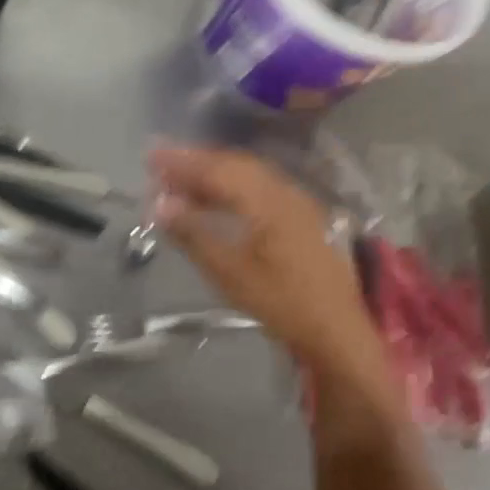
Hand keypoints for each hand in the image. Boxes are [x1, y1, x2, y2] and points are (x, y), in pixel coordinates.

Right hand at [152, 146, 380, 375]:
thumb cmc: (281, 303)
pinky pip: (260, 187)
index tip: (151, 155)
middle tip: (161, 167)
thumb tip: (159, 204)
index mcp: (266, 200)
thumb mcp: (229, 272)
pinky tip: (217, 199)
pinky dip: (232, 186)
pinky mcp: (303, 217)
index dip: (181, 161)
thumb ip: (193, 233)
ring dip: (213, 173)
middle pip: (233, 164)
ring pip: (248, 174)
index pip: (216, 169)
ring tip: (182, 182)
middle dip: (195, 162)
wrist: (338, 334)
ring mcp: (297, 202)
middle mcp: (283, 191)